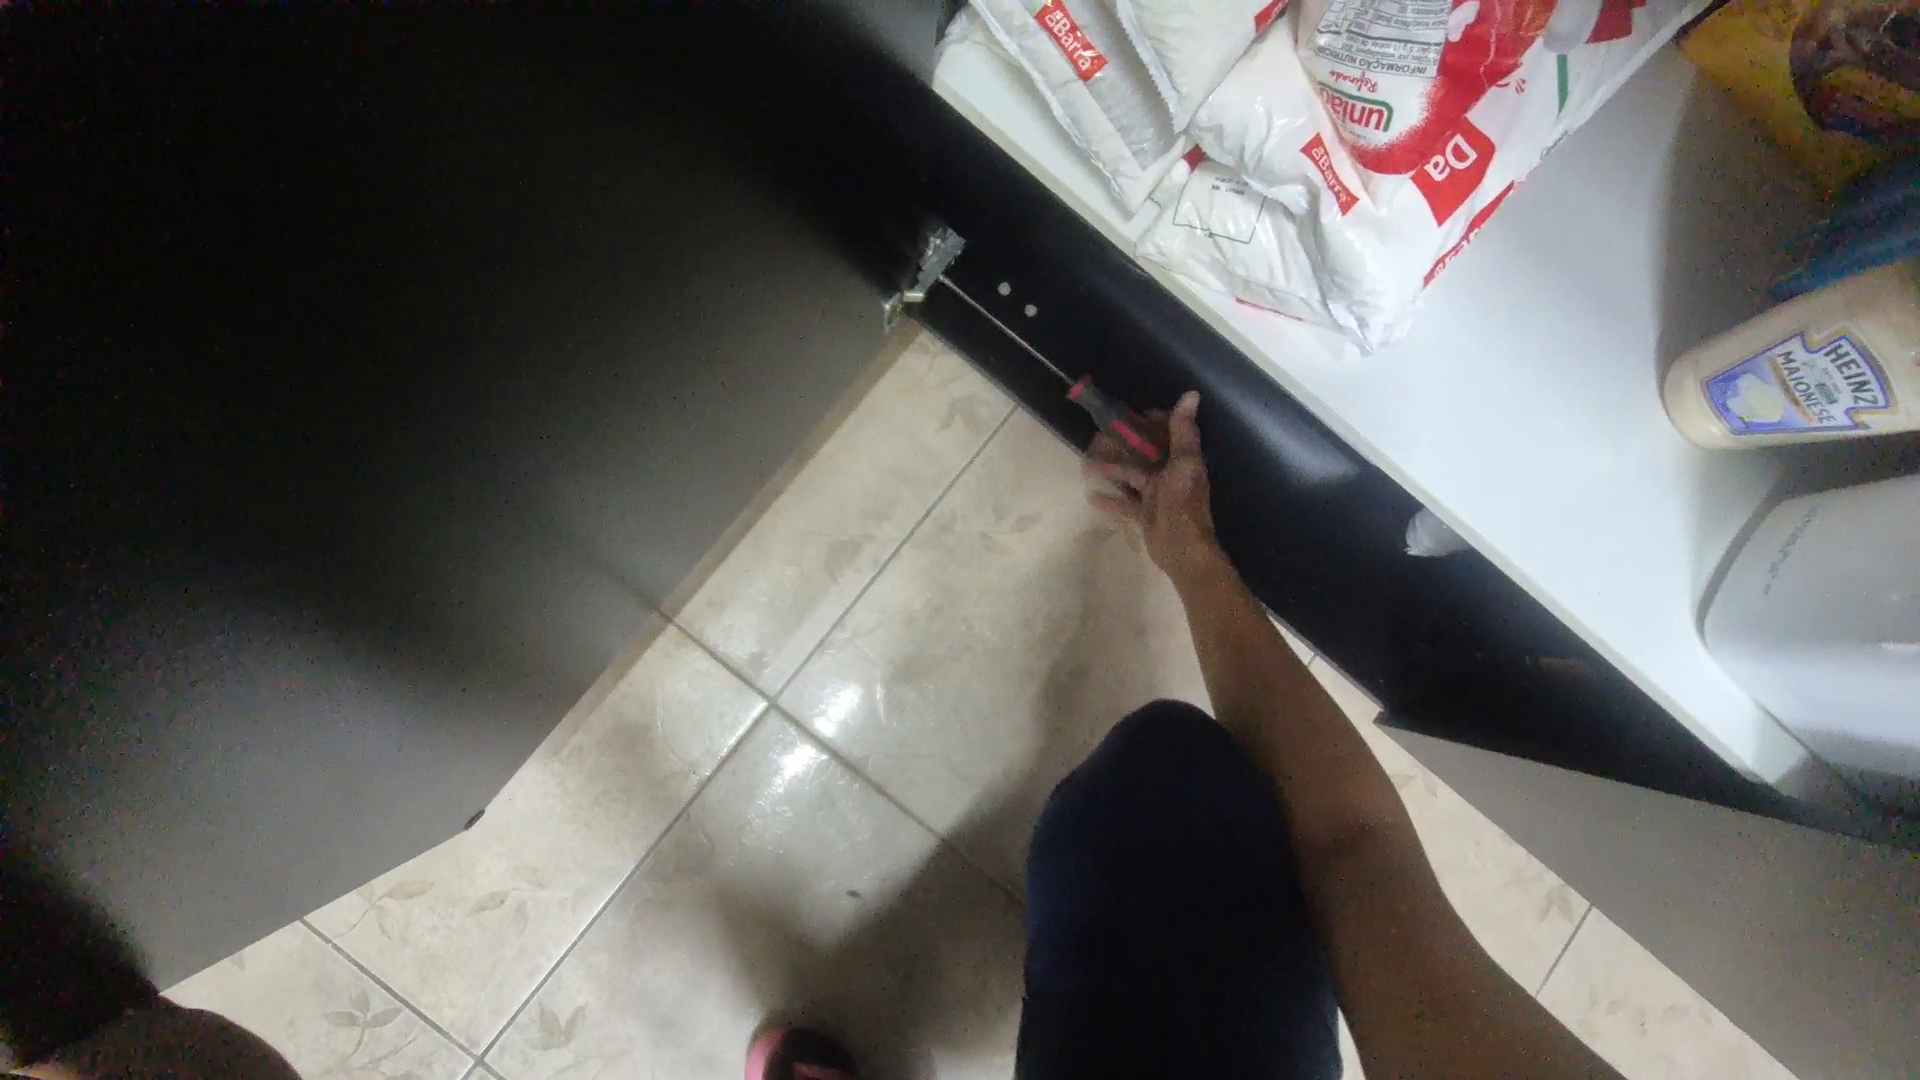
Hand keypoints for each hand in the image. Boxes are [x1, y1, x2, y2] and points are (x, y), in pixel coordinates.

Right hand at [1084, 390, 1222, 585]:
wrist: (1182, 549)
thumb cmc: (1182, 503)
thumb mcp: (1183, 463)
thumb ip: (1183, 432)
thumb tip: (1191, 394)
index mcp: (1180, 460)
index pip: (1166, 434)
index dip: (1150, 423)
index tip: (1129, 415)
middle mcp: (1168, 474)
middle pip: (1142, 454)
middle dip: (1121, 446)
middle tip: (1096, 437)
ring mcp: (1155, 495)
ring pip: (1129, 476)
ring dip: (1110, 469)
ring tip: (1086, 464)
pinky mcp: (1144, 514)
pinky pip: (1124, 503)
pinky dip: (1110, 499)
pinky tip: (1091, 495)